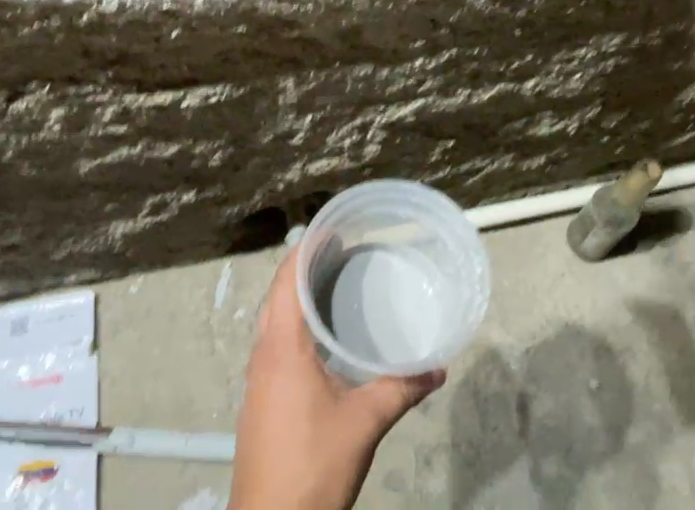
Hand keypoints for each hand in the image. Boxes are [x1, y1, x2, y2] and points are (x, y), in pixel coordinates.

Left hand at [230, 252, 443, 509]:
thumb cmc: (313, 465)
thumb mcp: (365, 424)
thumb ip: (400, 389)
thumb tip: (437, 368)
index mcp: (282, 348)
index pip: (287, 280)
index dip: (306, 249)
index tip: (334, 230)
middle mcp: (263, 355)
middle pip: (278, 295)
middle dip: (305, 268)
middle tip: (345, 252)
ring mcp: (257, 379)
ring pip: (274, 321)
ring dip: (298, 297)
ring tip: (337, 285)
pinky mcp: (260, 400)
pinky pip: (275, 344)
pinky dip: (296, 325)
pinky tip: (324, 339)